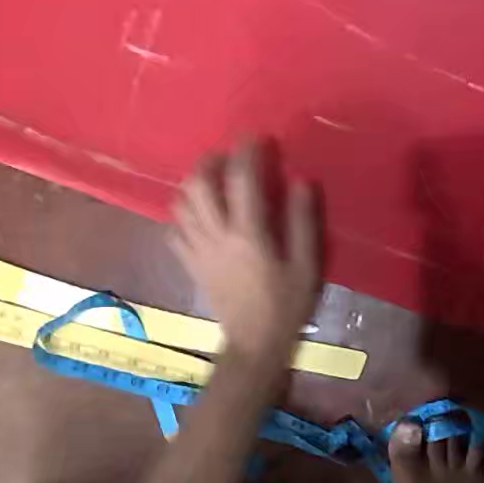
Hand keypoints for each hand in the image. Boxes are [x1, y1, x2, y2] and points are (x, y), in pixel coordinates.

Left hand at [170, 139, 321, 362]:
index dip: (248, 152)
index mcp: (248, 234)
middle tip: (233, 156)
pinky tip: (201, 213)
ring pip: (182, 202)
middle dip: (214, 160)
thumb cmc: (288, 306)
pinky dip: (185, 211)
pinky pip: (176, 227)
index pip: (242, 179)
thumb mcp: (307, 265)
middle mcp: (216, 236)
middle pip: (199, 183)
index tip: (258, 137)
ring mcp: (198, 250)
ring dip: (196, 182)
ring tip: (216, 179)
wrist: (255, 344)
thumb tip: (301, 181)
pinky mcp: (190, 264)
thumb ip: (302, 221)